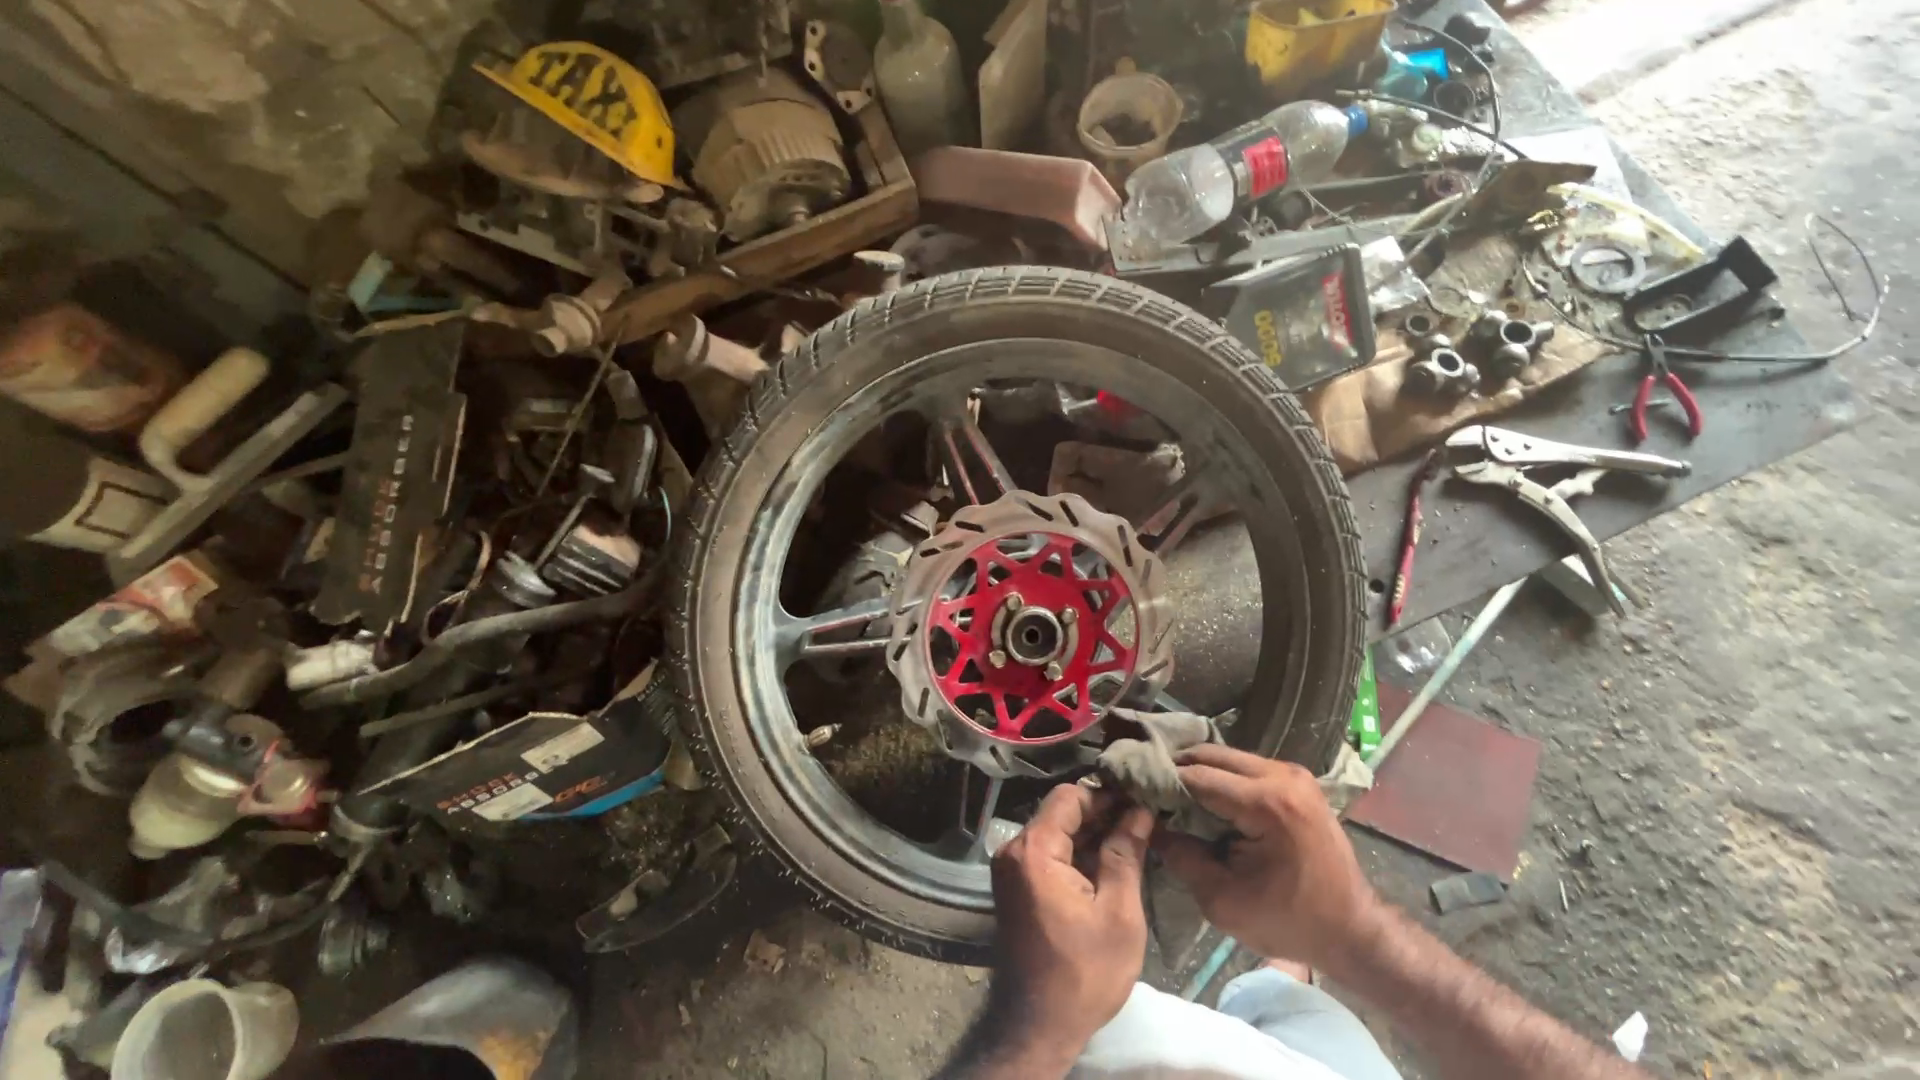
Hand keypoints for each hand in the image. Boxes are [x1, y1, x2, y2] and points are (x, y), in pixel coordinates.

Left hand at [989, 784, 1154, 1054]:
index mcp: (1034, 851)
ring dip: (1092, 833)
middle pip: (1061, 812)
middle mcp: (1014, 851)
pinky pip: (1049, 854)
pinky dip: (1078, 853)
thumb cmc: (1084, 972)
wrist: (1039, 1025)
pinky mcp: (1016, 886)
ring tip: (1136, 833)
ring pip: (1056, 832)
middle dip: (1103, 812)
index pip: (1070, 797)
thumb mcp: (1118, 912)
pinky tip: (1112, 858)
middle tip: (1146, 814)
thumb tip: (1140, 811)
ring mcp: (1011, 869)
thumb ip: (1126, 854)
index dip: (1107, 794)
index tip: (1142, 796)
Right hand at [1153, 744, 1383, 973]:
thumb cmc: (1289, 921)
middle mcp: (1282, 776)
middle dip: (1175, 768)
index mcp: (1266, 803)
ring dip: (1197, 771)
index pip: (1195, 776)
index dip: (1160, 783)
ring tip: (1168, 793)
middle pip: (1211, 755)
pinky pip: (1246, 767)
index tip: (1131, 792)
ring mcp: (1294, 774)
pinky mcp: (1298, 781)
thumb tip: (1148, 826)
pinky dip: (1219, 777)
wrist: (1353, 930)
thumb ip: (1182, 857)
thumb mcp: (1223, 900)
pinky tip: (1200, 797)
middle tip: (1145, 788)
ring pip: (1228, 757)